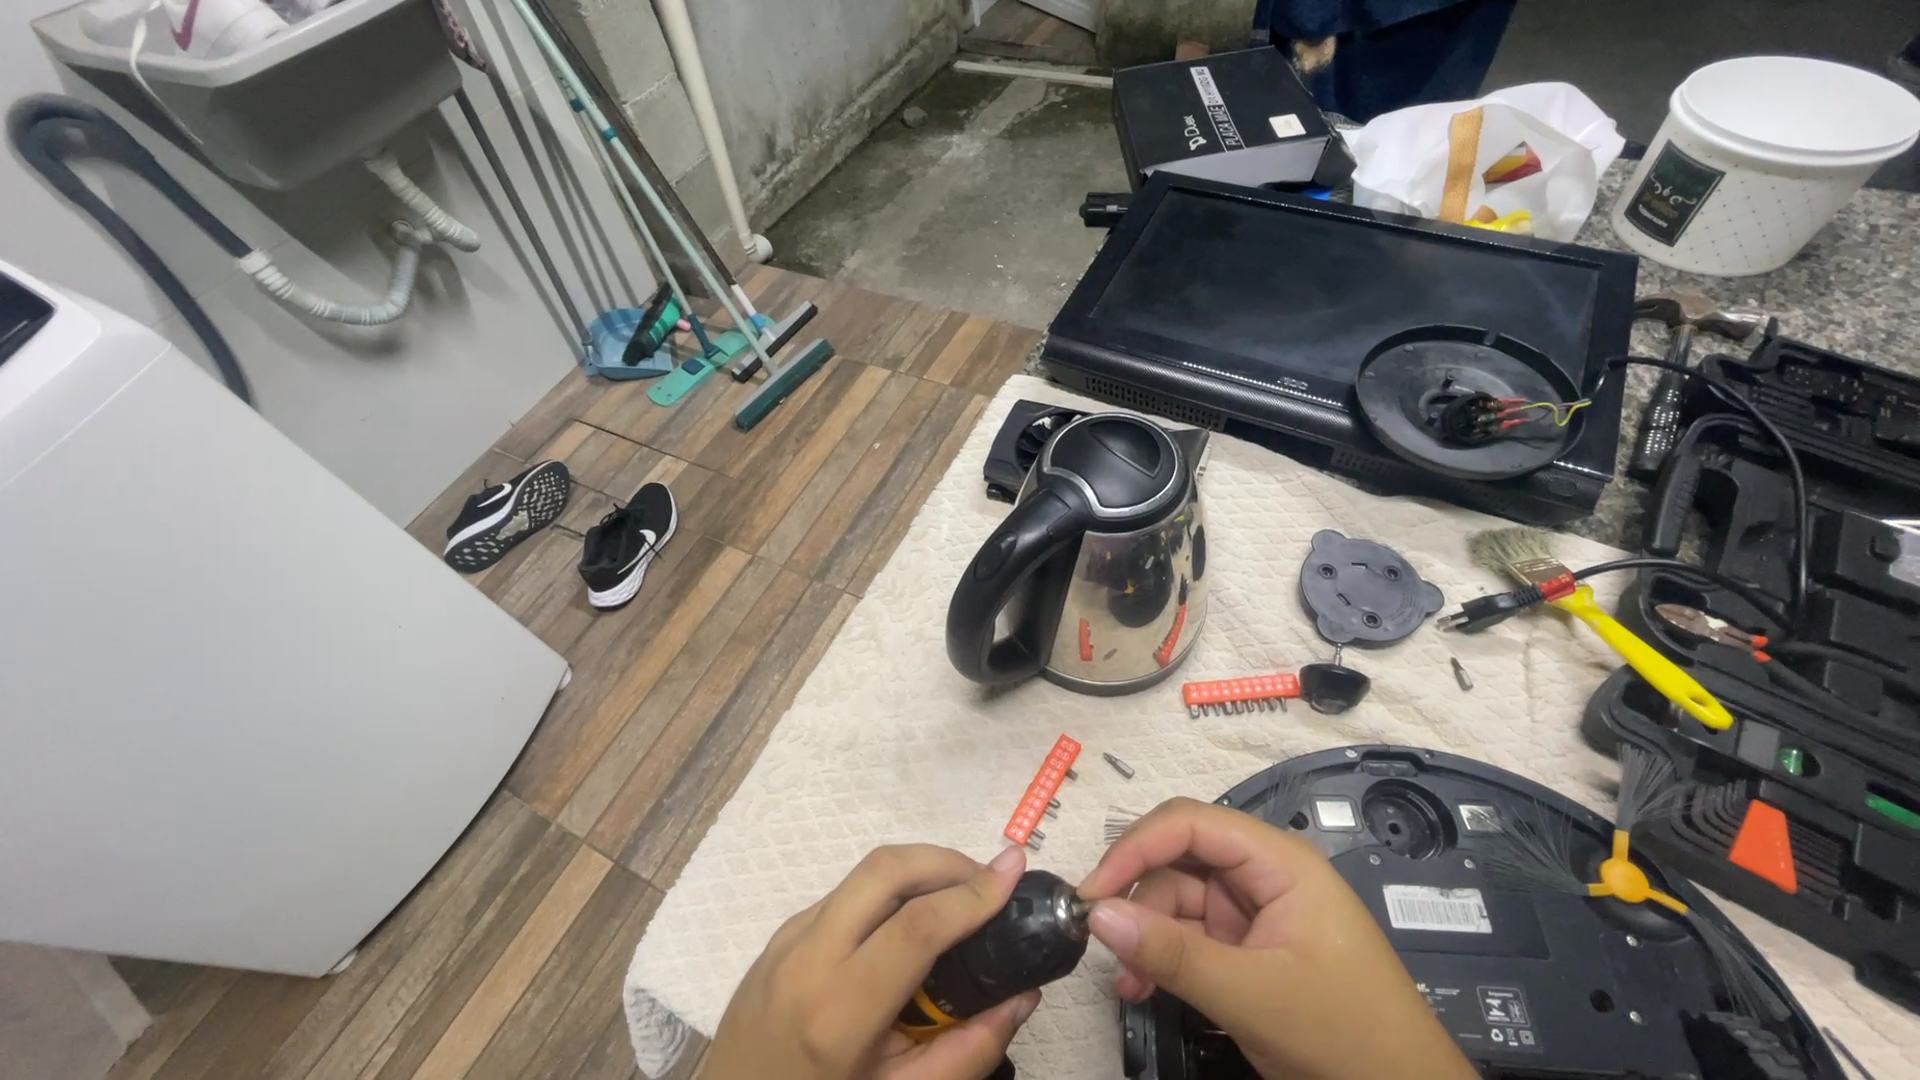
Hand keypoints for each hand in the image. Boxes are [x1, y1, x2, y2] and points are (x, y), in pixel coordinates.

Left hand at [701, 844, 1039, 1079]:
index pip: (915, 926)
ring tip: (959, 898)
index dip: (972, 894)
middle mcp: (807, 957)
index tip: (1015, 870)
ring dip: (919, 869)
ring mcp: (788, 937)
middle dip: (945, 859)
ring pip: (863, 873)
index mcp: (836, 1012)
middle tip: (989, 881)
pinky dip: (890, 892)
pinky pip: (846, 895)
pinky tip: (911, 924)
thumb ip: (968, 1052)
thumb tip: (1024, 994)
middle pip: (884, 868)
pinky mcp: (781, 932)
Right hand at [1079, 798, 1476, 1079]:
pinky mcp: (1244, 946)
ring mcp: (1252, 911)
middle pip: (1179, 859)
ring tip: (1129, 983)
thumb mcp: (1253, 996)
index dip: (1137, 846)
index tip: (1094, 890)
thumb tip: (1096, 915)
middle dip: (1138, 898)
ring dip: (1145, 936)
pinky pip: (1186, 935)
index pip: (1192, 824)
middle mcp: (1261, 874)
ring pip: (1175, 899)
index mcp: (1278, 862)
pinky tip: (1141, 987)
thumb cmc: (1345, 1038)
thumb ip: (1172, 953)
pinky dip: (1160, 957)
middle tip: (1103, 940)